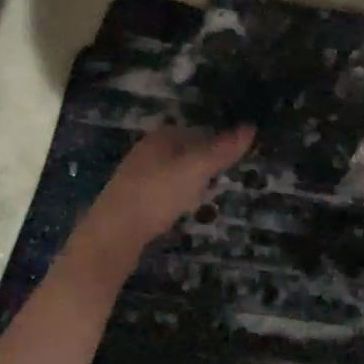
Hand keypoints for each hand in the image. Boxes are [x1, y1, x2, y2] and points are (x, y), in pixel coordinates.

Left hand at [74, 123, 253, 265]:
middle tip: (218, 183)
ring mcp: (136, 174)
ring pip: (175, 172)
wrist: (111, 236)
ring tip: (201, 199)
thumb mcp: (196, 170)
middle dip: (204, 166)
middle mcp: (147, 149)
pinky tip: (179, 212)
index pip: (199, 131)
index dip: (218, 145)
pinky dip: (175, 198)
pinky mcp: (131, 198)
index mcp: (162, 136)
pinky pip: (162, 191)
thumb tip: (252, 127)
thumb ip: (222, 150)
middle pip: (187, 151)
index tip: (231, 164)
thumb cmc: (156, 194)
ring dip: (191, 183)